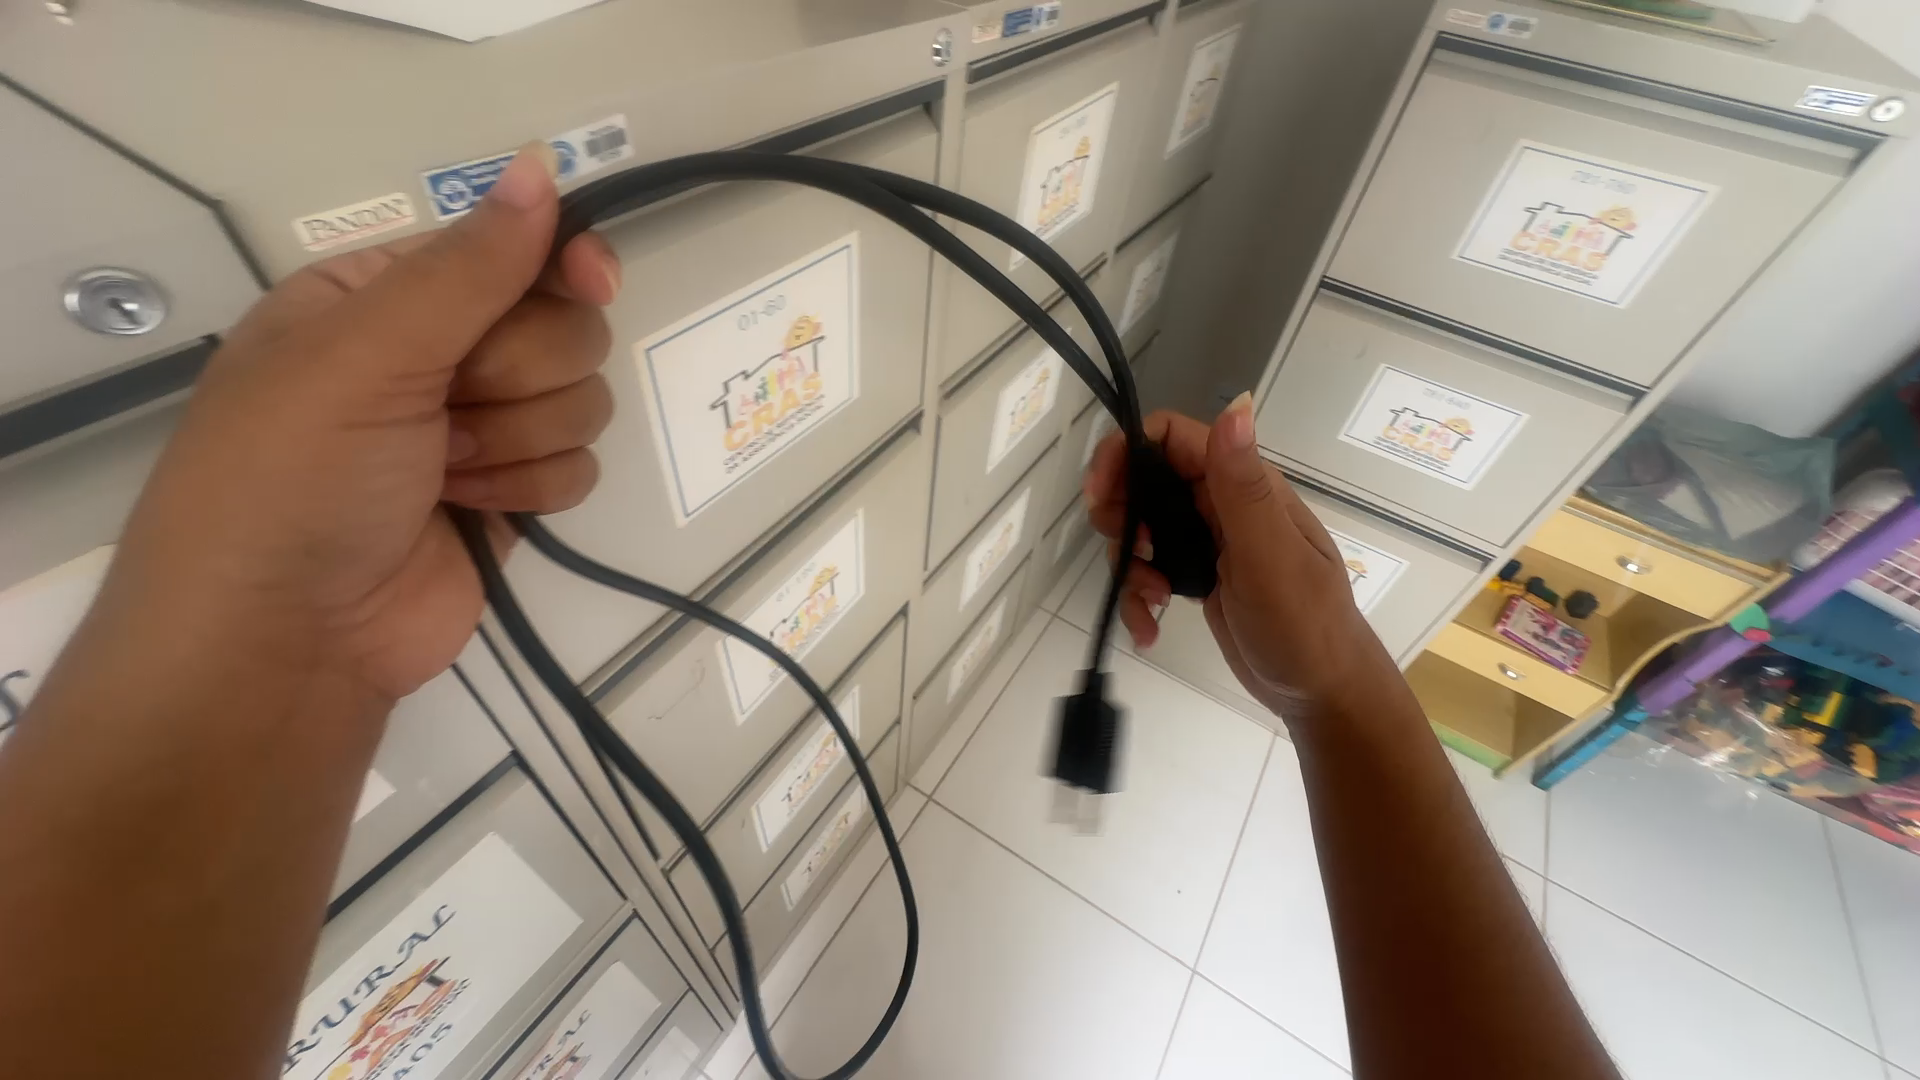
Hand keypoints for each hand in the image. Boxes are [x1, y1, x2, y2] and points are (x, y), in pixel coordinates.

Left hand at [100, 142, 618, 703]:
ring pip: (583, 402)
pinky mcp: (521, 489)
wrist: (296, 636)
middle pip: (565, 330)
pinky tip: (477, 509)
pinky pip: (582, 465)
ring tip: (446, 471)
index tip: (595, 281)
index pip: (513, 252)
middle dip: (520, 377)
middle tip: (451, 407)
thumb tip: (539, 167)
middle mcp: (445, 353)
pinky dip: (535, 490)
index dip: (561, 261)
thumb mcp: (367, 355)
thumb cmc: (300, 478)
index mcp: (389, 296)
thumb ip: (468, 270)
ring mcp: (487, 425)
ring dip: (521, 441)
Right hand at [1083, 394, 1403, 720]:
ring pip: (1140, 529)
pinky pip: (1149, 572)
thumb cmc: (1304, 624)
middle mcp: (1221, 503)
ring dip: (1129, 564)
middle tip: (1124, 550)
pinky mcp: (1196, 576)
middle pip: (1145, 480)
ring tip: (1152, 599)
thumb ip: (1242, 487)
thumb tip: (1236, 405)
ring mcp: (1206, 540)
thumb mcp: (1270, 556)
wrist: (1321, 691)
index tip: (1100, 495)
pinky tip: (1148, 628)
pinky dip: (1138, 599)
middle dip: (1120, 513)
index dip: (1125, 452)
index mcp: (1243, 485)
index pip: (1171, 437)